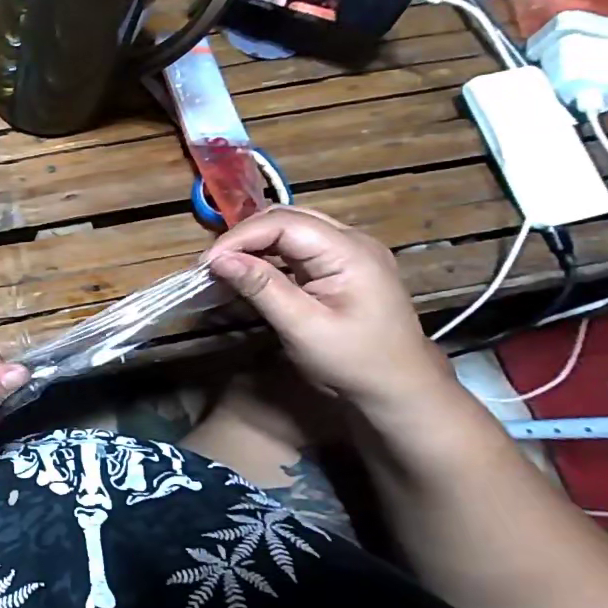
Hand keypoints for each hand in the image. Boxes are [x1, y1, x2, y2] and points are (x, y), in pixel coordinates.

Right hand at [203, 207, 451, 409]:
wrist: (400, 388)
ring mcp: (350, 251)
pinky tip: (251, 271)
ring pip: (291, 228)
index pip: (284, 223)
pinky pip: (298, 246)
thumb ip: (262, 288)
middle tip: (212, 264)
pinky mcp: (342, 265)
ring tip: (226, 266)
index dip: (240, 237)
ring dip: (255, 243)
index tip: (207, 263)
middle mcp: (352, 241)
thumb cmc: (354, 361)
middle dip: (244, 236)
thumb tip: (218, 260)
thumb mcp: (302, 328)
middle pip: (287, 218)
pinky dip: (269, 254)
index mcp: (349, 252)